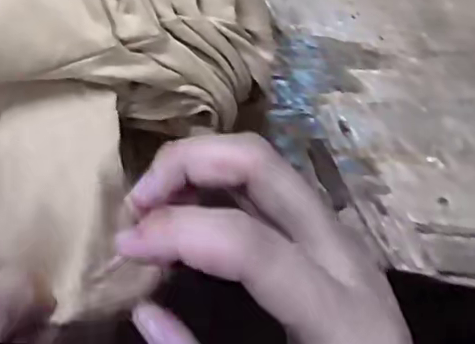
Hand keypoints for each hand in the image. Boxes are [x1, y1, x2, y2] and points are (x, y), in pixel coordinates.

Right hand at [116, 133, 409, 343]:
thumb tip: (143, 310)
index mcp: (345, 317)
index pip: (248, 243)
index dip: (175, 233)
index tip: (125, 248)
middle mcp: (349, 259)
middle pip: (258, 162)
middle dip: (183, 163)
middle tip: (138, 200)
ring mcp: (341, 239)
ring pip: (259, 157)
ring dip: (195, 163)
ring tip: (153, 199)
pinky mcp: (327, 238)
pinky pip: (262, 181)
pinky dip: (212, 177)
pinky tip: (185, 206)